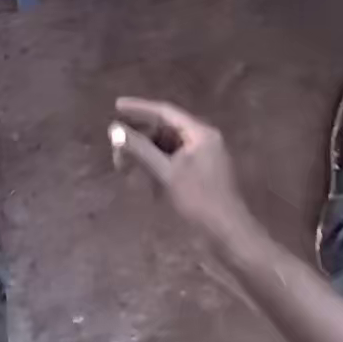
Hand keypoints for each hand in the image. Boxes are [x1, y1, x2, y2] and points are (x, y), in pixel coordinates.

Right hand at [111, 98, 259, 249]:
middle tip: (117, 150)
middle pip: (165, 129)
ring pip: (168, 147)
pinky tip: (143, 181)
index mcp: (200, 133)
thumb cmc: (199, 201)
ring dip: (146, 154)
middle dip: (140, 138)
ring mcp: (203, 158)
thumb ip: (140, 149)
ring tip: (125, 168)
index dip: (139, 108)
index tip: (116, 106)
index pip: (165, 112)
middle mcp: (203, 140)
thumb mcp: (166, 173)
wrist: (228, 235)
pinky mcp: (200, 175)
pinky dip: (157, 167)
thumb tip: (115, 130)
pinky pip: (174, 162)